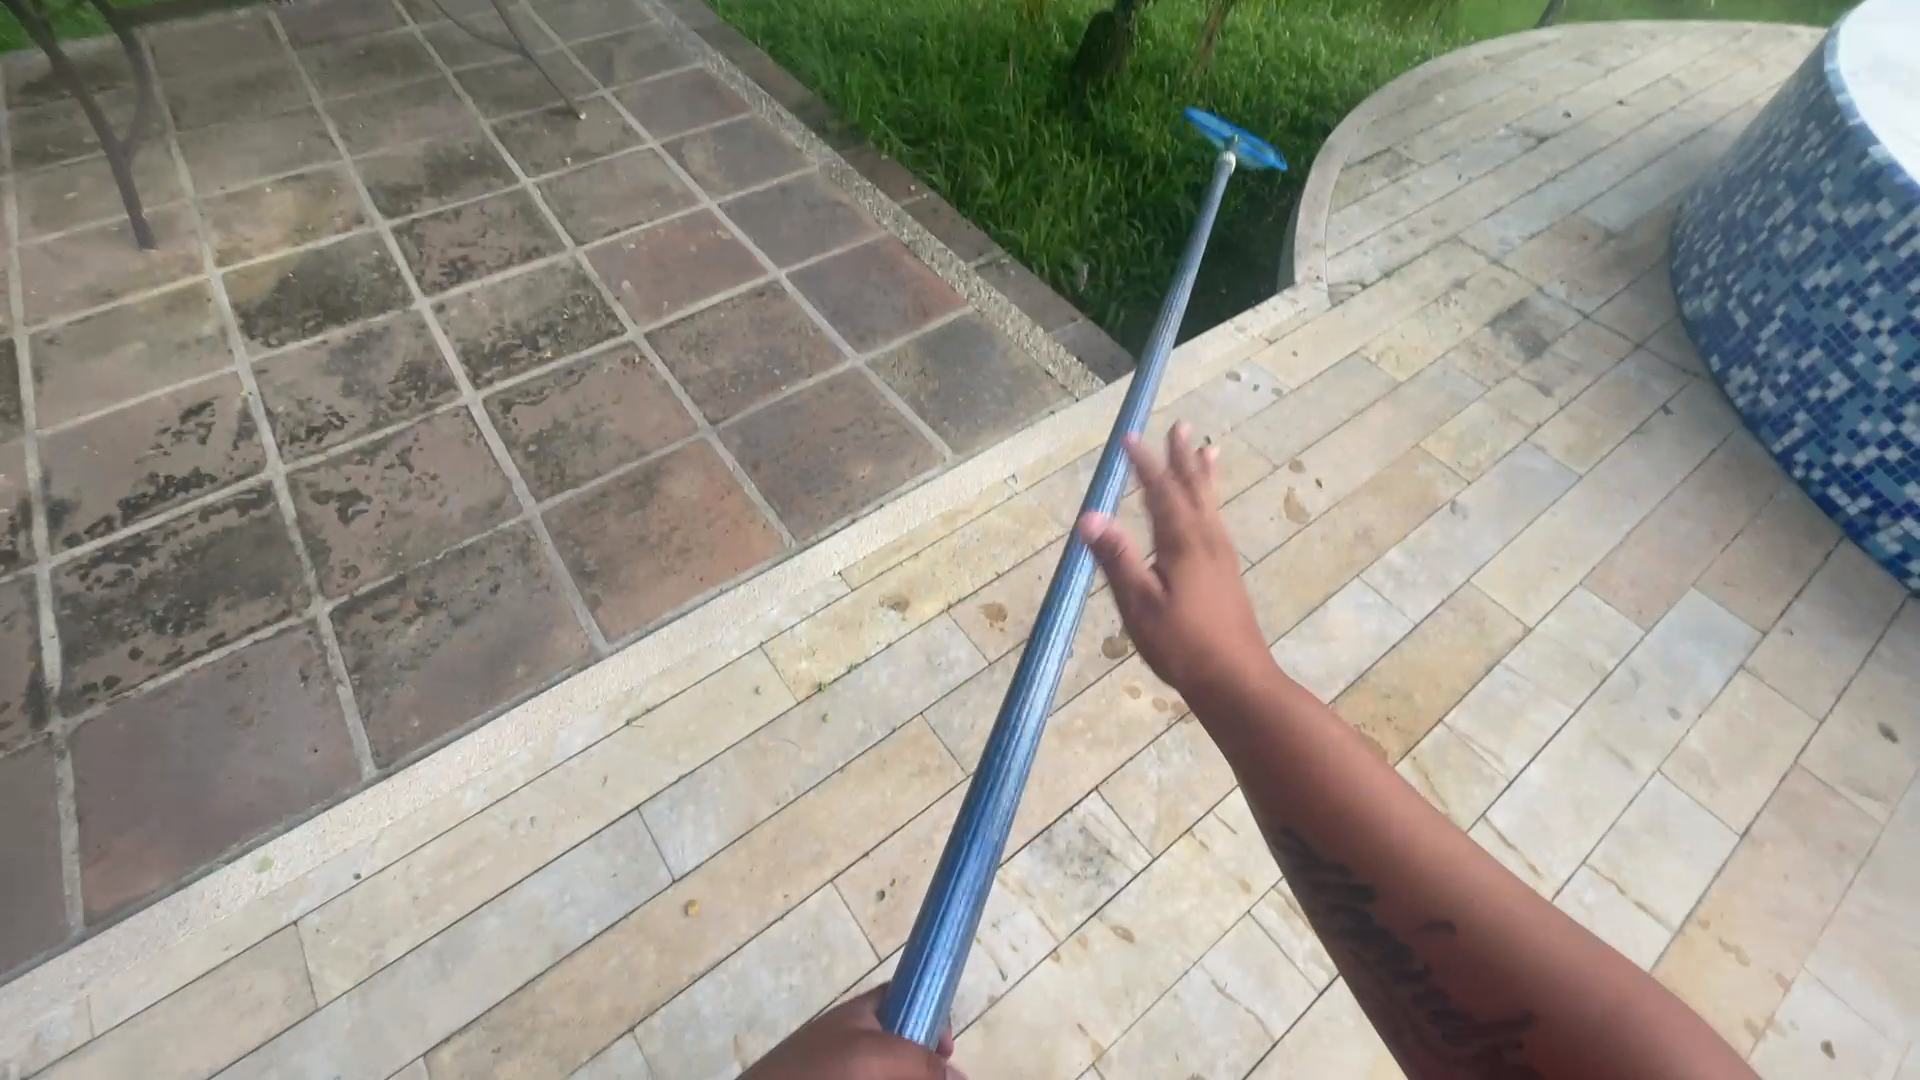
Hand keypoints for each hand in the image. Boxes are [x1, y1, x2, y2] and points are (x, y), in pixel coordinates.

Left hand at [740, 987, 964, 1079]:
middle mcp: (858, 1043)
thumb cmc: (814, 1073)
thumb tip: (961, 1078)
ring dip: (911, 1076)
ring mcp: (849, 1072)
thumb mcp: (872, 1055)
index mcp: (864, 1015)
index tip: (946, 1050)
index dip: (932, 1017)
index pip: (907, 998)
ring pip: (890, 1072)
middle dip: (924, 1069)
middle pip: (905, 1049)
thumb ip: (920, 1062)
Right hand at [1077, 423, 1274, 698]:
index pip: (1160, 492)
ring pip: (1210, 504)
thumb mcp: (1140, 604)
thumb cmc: (1182, 644)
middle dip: (1182, 458)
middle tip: (1181, 427)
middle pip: (1193, 489)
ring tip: (1208, 450)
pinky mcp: (1227, 574)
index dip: (1145, 464)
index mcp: (1183, 543)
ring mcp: (1221, 557)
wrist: (1236, 681)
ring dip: (1203, 475)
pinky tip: (1210, 513)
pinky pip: (1217, 521)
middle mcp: (1207, 541)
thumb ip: (1116, 558)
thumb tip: (1090, 515)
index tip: (1130, 438)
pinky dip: (1211, 502)